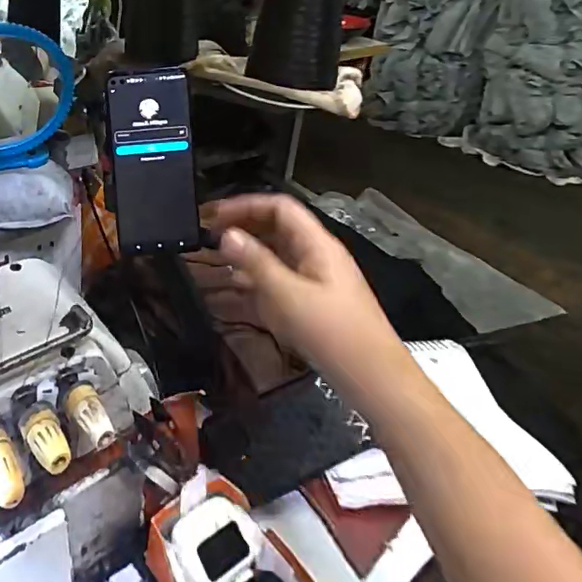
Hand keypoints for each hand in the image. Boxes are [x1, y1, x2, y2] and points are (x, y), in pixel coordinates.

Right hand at [200, 194, 409, 386]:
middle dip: (242, 229)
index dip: (245, 205)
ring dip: (247, 255)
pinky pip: (280, 280)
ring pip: (276, 255)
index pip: (279, 207)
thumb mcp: (287, 295)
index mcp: (317, 244)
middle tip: (210, 235)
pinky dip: (256, 279)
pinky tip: (236, 291)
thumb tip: (229, 236)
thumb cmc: (335, 334)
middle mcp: (318, 256)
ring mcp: (316, 279)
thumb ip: (256, 263)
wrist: (371, 376)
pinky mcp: (313, 302)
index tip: (216, 215)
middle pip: (277, 229)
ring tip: (215, 261)